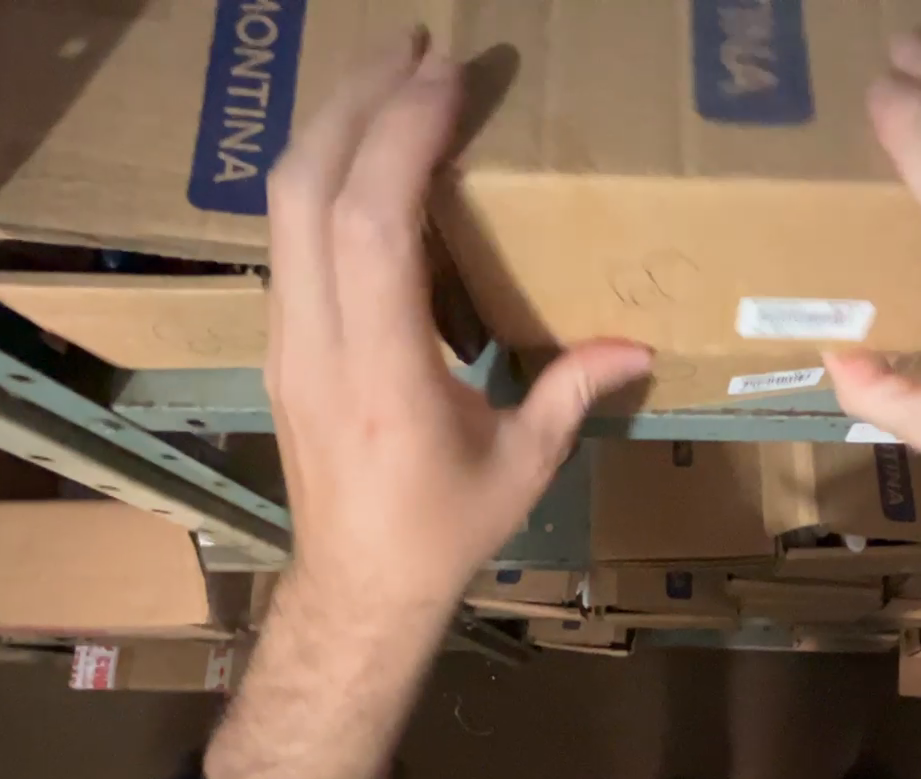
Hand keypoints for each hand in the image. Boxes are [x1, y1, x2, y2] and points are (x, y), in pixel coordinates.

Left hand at [264, 36, 651, 617]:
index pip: (373, 225)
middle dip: (357, 100)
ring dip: (334, 131)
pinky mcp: (283, 346)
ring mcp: (287, 341)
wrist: (359, 582)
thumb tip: (637, 349)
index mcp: (384, 375)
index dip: (401, 136)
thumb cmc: (445, 530)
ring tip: (390, 85)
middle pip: (307, 188)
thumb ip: (573, 393)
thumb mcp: (524, 465)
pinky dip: (326, 181)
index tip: (447, 77)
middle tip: (415, 48)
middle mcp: (318, 343)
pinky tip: (367, 168)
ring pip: (285, 206)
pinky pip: (291, 238)